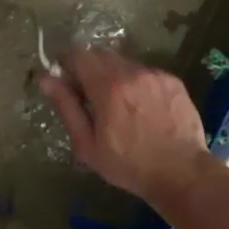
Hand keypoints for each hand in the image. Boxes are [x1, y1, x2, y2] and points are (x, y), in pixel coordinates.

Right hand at [37, 46, 212, 204]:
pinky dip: (137, 84)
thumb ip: (67, 107)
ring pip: (124, 63)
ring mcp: (155, 74)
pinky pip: (145, 73)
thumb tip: (46, 79)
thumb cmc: (129, 165)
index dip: (67, 62)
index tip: (65, 78)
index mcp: (107, 86)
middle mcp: (132, 72)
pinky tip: (143, 109)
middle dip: (90, 69)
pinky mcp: (172, 81)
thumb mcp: (88, 144)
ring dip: (114, 76)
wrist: (182, 174)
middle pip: (101, 54)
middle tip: (90, 96)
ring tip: (120, 106)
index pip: (78, 54)